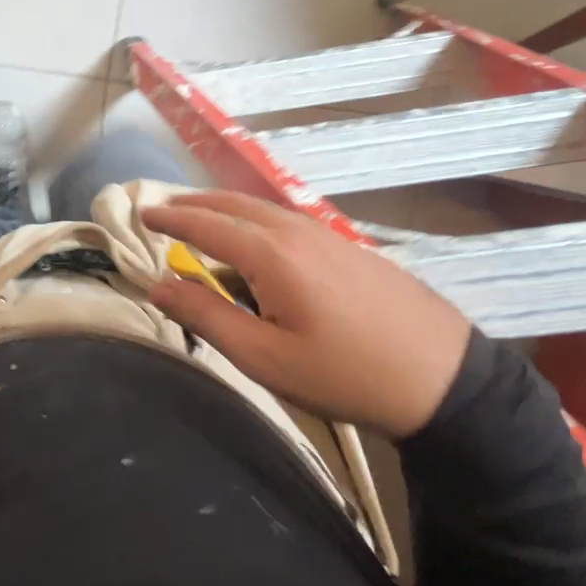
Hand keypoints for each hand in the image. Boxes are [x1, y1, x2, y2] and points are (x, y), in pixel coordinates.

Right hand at [142, 191, 472, 439]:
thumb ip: (206, 316)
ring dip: (225, 209)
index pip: (205, 225)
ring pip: (263, 209)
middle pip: (234, 205)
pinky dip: (254, 219)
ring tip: (202, 220)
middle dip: (194, 204)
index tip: (141, 214)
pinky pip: (287, 220)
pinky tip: (256, 240)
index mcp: (271, 255)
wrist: (444, 380)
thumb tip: (159, 284)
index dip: (169, 219)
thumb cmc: (344, 374)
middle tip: (163, 210)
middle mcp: (296, 232)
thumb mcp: (264, 357)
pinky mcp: (349, 248)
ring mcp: (328, 236)